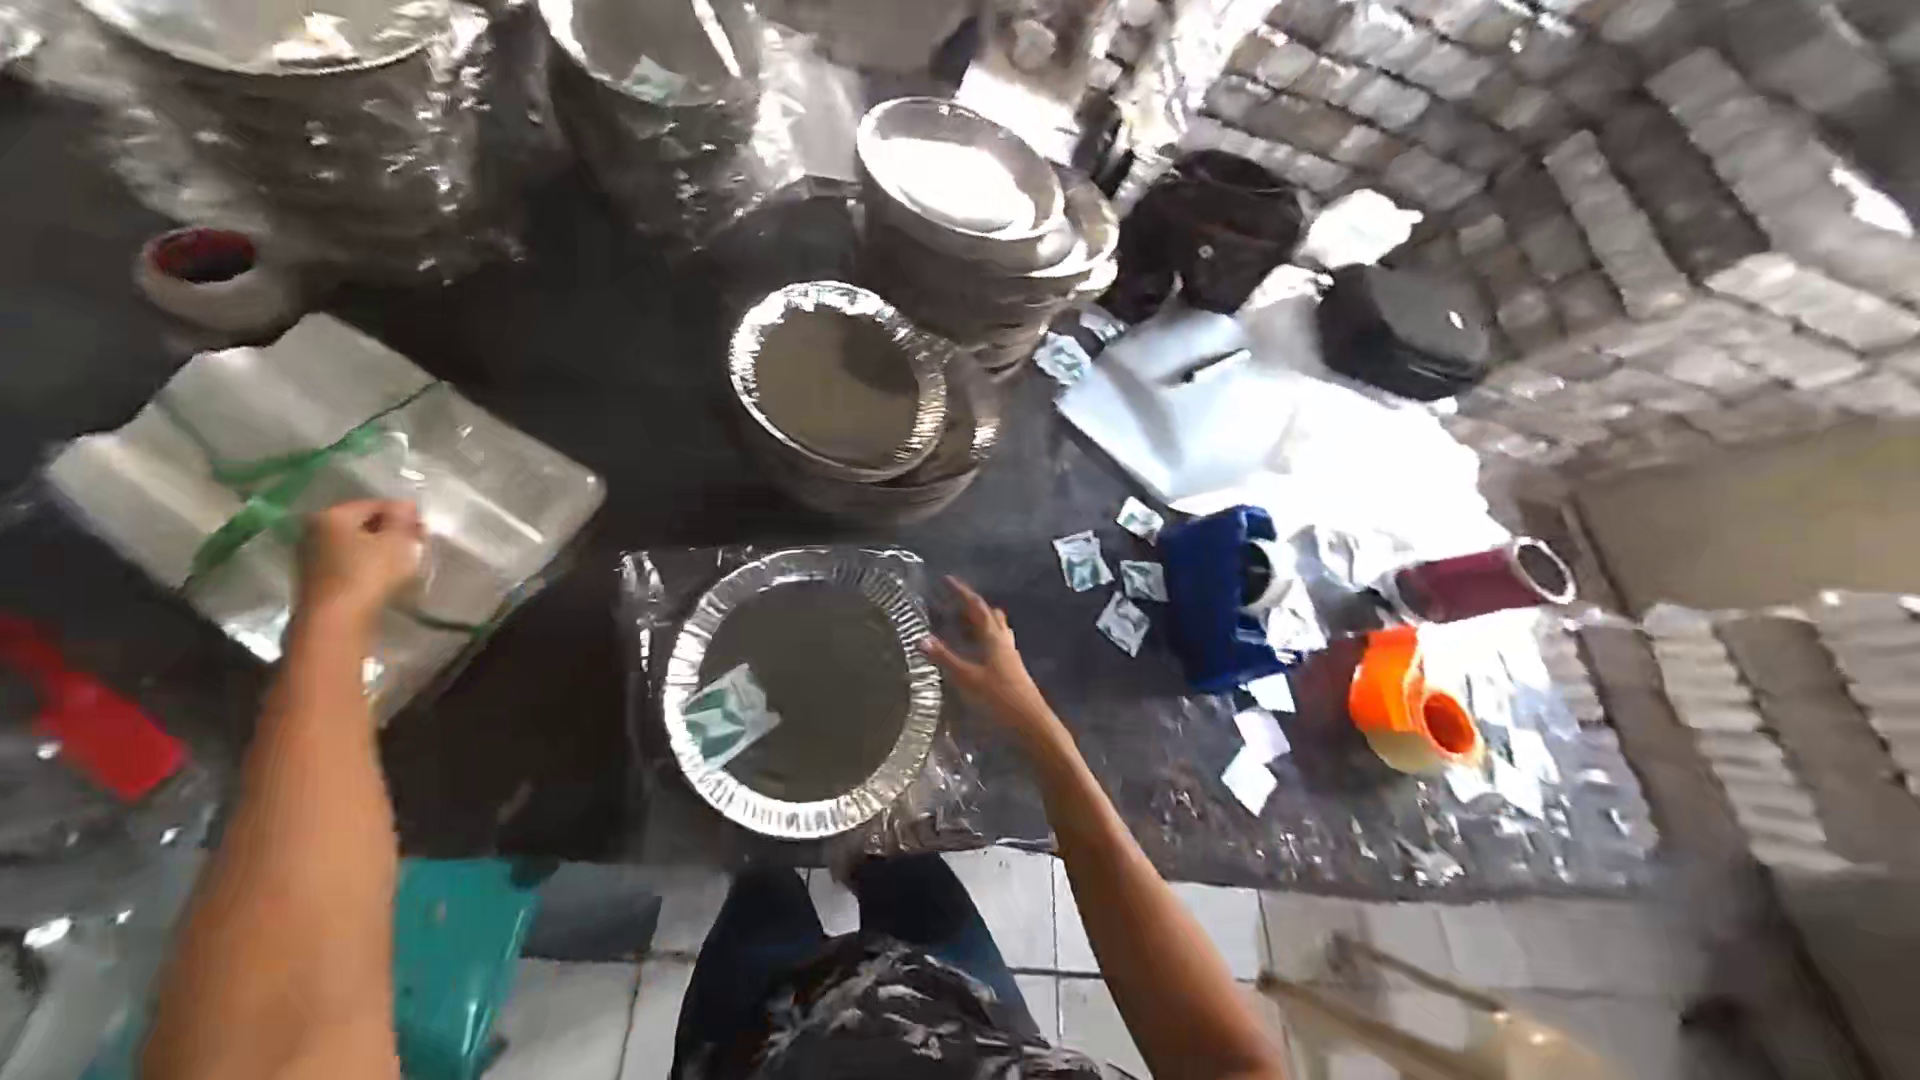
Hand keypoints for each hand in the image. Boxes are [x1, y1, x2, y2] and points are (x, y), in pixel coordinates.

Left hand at [296, 499, 424, 627]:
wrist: (336, 618)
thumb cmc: (370, 574)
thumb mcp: (397, 542)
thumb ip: (402, 518)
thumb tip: (404, 503)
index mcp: (333, 515)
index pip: (375, 504)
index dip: (403, 513)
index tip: (423, 526)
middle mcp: (314, 528)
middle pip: (360, 522)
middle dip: (389, 529)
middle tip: (415, 541)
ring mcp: (308, 553)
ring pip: (352, 541)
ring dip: (376, 546)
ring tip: (401, 558)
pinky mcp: (312, 575)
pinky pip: (344, 559)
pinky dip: (363, 560)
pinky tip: (380, 572)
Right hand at [922, 576, 1069, 753]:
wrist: (1030, 721)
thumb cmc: (999, 697)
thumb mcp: (967, 678)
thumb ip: (944, 658)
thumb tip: (921, 638)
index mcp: (993, 636)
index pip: (976, 606)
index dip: (962, 592)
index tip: (947, 580)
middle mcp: (1003, 640)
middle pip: (989, 613)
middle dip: (971, 603)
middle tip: (953, 600)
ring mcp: (1010, 654)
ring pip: (995, 627)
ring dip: (980, 619)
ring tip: (961, 620)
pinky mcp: (1011, 666)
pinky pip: (996, 641)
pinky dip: (983, 636)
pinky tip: (975, 648)